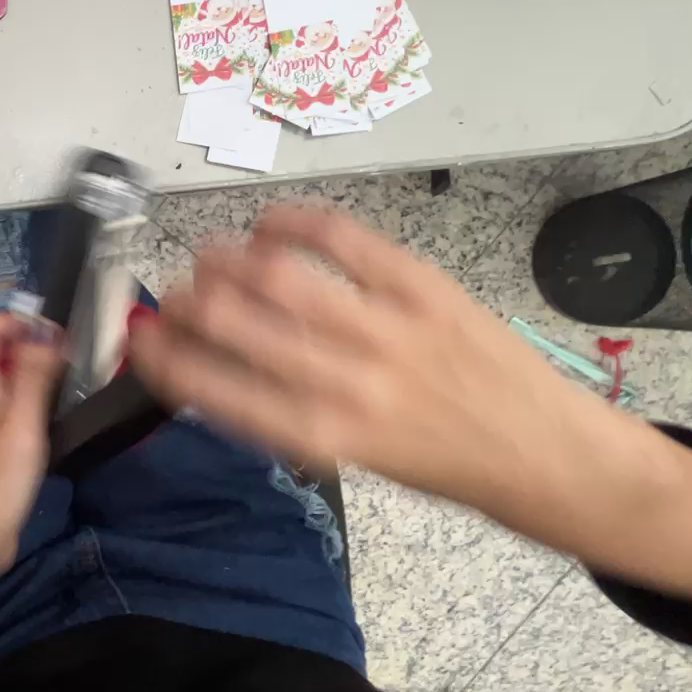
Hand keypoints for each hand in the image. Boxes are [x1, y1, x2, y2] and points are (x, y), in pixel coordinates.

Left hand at [0, 313, 59, 653]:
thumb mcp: (19, 428)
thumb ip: (31, 376)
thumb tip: (46, 331)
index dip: (15, 319)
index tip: (56, 335)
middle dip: (35, 342)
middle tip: (76, 360)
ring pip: (10, 375)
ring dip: (41, 370)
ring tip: (75, 383)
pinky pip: (16, 404)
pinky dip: (38, 399)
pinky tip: (62, 416)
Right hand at [126, 205, 691, 602]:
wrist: (552, 459)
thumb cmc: (437, 469)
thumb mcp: (344, 462)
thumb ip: (277, 412)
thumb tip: (211, 362)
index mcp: (318, 437)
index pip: (210, 387)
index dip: (160, 356)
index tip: (139, 340)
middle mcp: (345, 383)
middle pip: (232, 321)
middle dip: (182, 302)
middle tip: (171, 296)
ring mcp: (388, 329)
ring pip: (278, 277)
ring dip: (224, 260)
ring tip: (206, 256)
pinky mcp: (426, 288)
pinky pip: (346, 240)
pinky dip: (295, 222)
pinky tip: (267, 222)